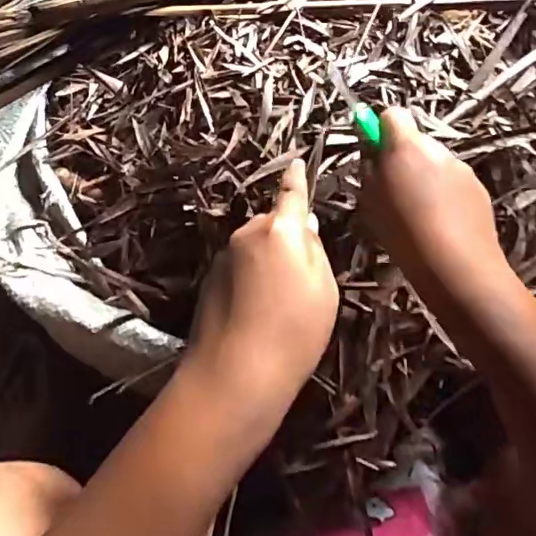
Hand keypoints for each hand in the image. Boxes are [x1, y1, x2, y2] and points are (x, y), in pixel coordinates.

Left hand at [188, 159, 337, 406]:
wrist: (235, 373)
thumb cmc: (295, 331)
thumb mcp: (324, 291)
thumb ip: (315, 251)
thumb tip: (305, 226)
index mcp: (281, 231)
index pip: (291, 195)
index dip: (296, 179)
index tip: (294, 163)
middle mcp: (247, 234)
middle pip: (271, 223)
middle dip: (285, 236)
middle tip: (302, 273)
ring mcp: (224, 255)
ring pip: (254, 246)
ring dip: (266, 259)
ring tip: (280, 301)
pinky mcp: (210, 278)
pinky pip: (239, 266)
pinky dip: (250, 277)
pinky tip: (257, 310)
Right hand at [362, 106, 512, 300]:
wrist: (458, 268)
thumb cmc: (404, 233)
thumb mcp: (370, 199)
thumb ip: (370, 166)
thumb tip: (372, 148)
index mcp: (406, 147)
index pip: (393, 114)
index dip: (381, 130)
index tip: (375, 154)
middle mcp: (437, 150)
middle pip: (415, 140)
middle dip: (403, 157)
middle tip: (392, 189)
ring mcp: (461, 169)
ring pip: (435, 162)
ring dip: (424, 176)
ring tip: (417, 212)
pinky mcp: (479, 189)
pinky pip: (453, 182)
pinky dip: (444, 194)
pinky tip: (439, 222)